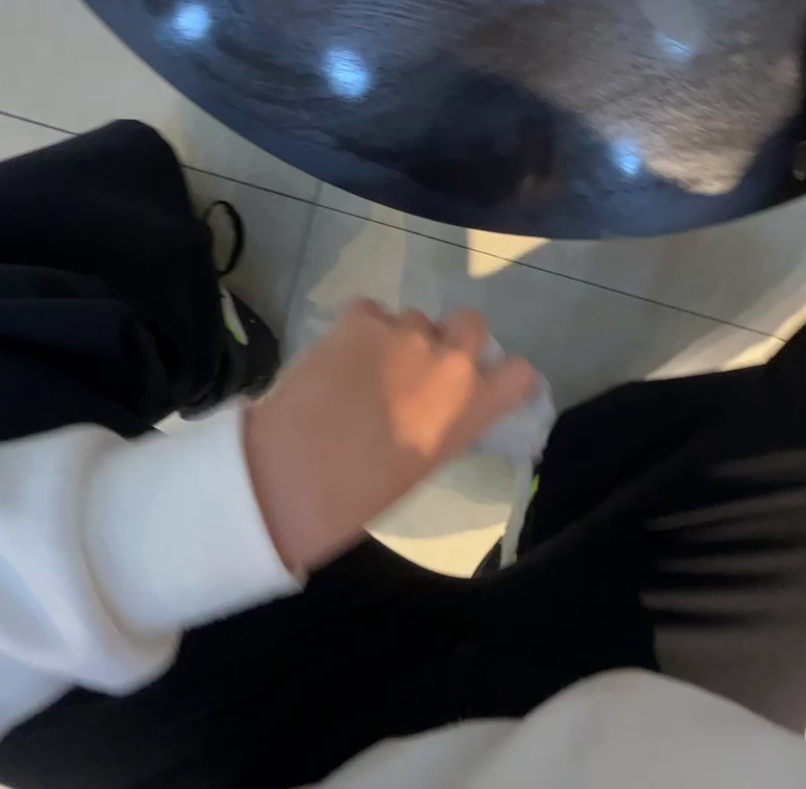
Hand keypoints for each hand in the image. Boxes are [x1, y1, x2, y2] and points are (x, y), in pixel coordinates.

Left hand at [241, 300, 537, 572]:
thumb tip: (440, 403)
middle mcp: (448, 360)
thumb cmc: (359, 494)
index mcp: (470, 406)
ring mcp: (404, 333)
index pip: (520, 372)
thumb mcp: (425, 463)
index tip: (484, 384)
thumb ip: (448, 420)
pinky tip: (339, 356)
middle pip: (471, 322)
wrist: (286, 479)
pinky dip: (360, 329)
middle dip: (452, 338)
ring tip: (366, 368)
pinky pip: (371, 311)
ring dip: (399, 337)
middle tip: (420, 365)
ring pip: (415, 318)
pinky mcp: (360, 318)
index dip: (502, 376)